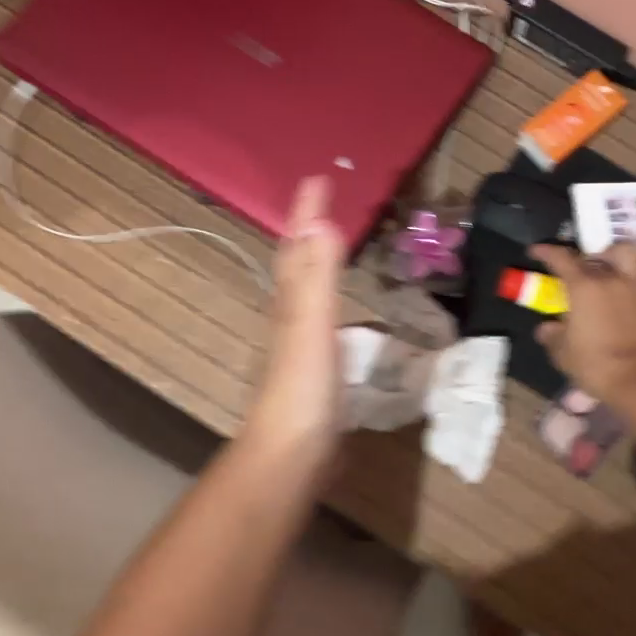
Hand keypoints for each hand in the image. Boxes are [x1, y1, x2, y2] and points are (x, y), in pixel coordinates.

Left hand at [246, 178, 345, 456]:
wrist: (291, 456)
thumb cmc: (304, 387)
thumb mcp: (312, 323)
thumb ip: (317, 275)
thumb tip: (318, 220)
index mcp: (292, 302)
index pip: (298, 247)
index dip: (306, 213)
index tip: (318, 179)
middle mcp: (292, 318)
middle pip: (296, 266)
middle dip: (307, 232)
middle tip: (321, 206)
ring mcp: (303, 347)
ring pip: (307, 293)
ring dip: (317, 266)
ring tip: (332, 249)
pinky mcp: (318, 373)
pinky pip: (325, 324)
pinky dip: (332, 306)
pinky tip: (344, 319)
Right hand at [527, 242, 635, 403]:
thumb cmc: (595, 366)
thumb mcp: (563, 354)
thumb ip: (553, 336)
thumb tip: (545, 329)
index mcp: (582, 287)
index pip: (561, 259)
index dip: (547, 251)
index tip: (537, 251)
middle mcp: (610, 278)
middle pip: (594, 255)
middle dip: (582, 259)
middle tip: (579, 273)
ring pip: (629, 252)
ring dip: (618, 255)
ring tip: (613, 267)